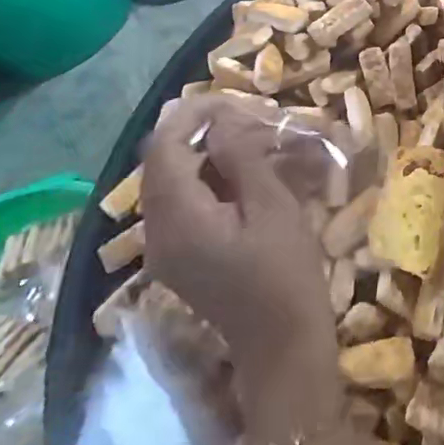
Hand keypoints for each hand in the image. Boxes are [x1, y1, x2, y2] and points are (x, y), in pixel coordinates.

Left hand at [139, 95, 334, 369]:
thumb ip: (241, 158)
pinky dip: (204, 179)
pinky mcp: (177, 257)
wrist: (282, 344)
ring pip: (169, 181)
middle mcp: (158, 232)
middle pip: (161, 162)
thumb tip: (220, 121)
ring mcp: (164, 248)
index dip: (191, 115)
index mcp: (178, 219)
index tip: (229, 100)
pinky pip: (179, 203)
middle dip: (197, 132)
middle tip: (242, 118)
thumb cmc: (285, 272)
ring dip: (201, 154)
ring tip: (246, 140)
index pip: (164, 148)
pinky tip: (239, 175)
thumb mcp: (272, 207)